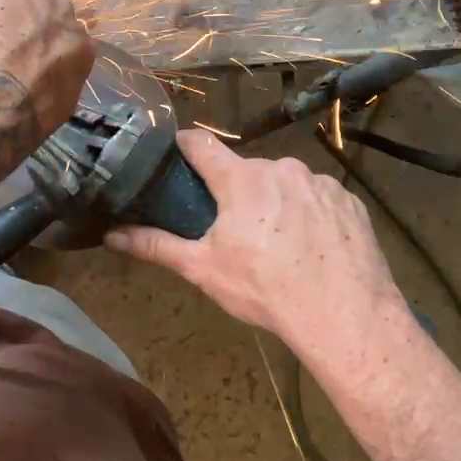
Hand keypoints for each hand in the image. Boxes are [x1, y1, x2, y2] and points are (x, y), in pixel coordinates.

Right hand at [103, 129, 409, 348]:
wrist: (347, 317)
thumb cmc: (265, 289)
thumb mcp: (203, 269)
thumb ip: (155, 245)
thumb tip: (110, 235)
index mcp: (241, 179)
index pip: (201, 143)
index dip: (182, 146)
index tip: (172, 158)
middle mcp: (281, 169)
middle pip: (244, 169)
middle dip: (232, 190)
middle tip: (227, 227)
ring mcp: (321, 183)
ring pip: (282, 182)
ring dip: (271, 200)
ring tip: (273, 242)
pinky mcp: (351, 201)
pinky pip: (316, 197)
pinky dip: (306, 213)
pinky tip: (307, 246)